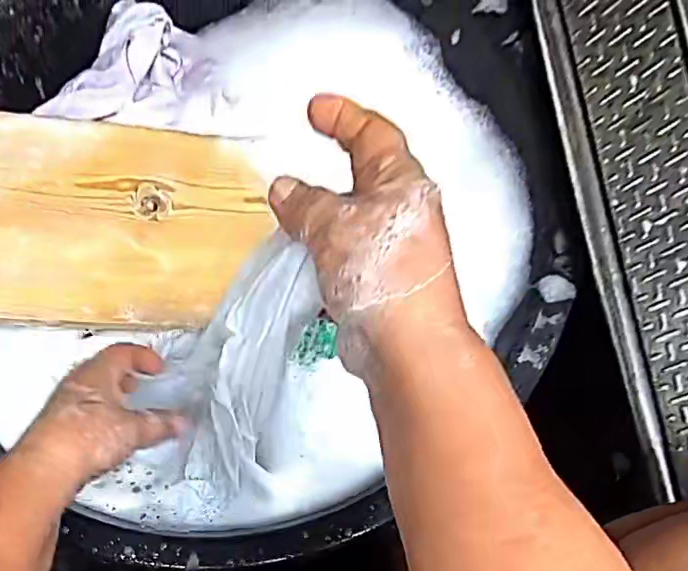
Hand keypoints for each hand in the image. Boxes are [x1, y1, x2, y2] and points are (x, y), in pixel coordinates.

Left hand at [10, 344, 184, 489]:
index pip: (122, 352)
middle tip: (137, 384)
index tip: (155, 365)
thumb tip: (177, 422)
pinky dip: (95, 419)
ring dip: (108, 399)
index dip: (143, 357)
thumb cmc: (81, 437)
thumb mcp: (132, 430)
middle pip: (103, 371)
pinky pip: (80, 415)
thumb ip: (158, 424)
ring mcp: (62, 405)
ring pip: (89, 393)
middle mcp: (75, 384)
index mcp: (96, 373)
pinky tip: (102, 436)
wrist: (47, 465)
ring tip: (122, 412)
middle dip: (124, 377)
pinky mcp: (55, 427)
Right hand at [268, 94, 470, 374]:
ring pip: (349, 224)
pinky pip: (342, 261)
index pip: (371, 134)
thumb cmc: (387, 279)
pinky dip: (320, 260)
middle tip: (304, 162)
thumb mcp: (335, 227)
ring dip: (320, 222)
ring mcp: (388, 251)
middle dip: (332, 170)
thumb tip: (285, 189)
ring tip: (292, 221)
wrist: (403, 344)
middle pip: (362, 179)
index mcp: (401, 183)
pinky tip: (303, 267)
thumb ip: (306, 205)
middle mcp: (400, 214)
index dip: (342, 117)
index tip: (318, 110)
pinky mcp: (374, 284)